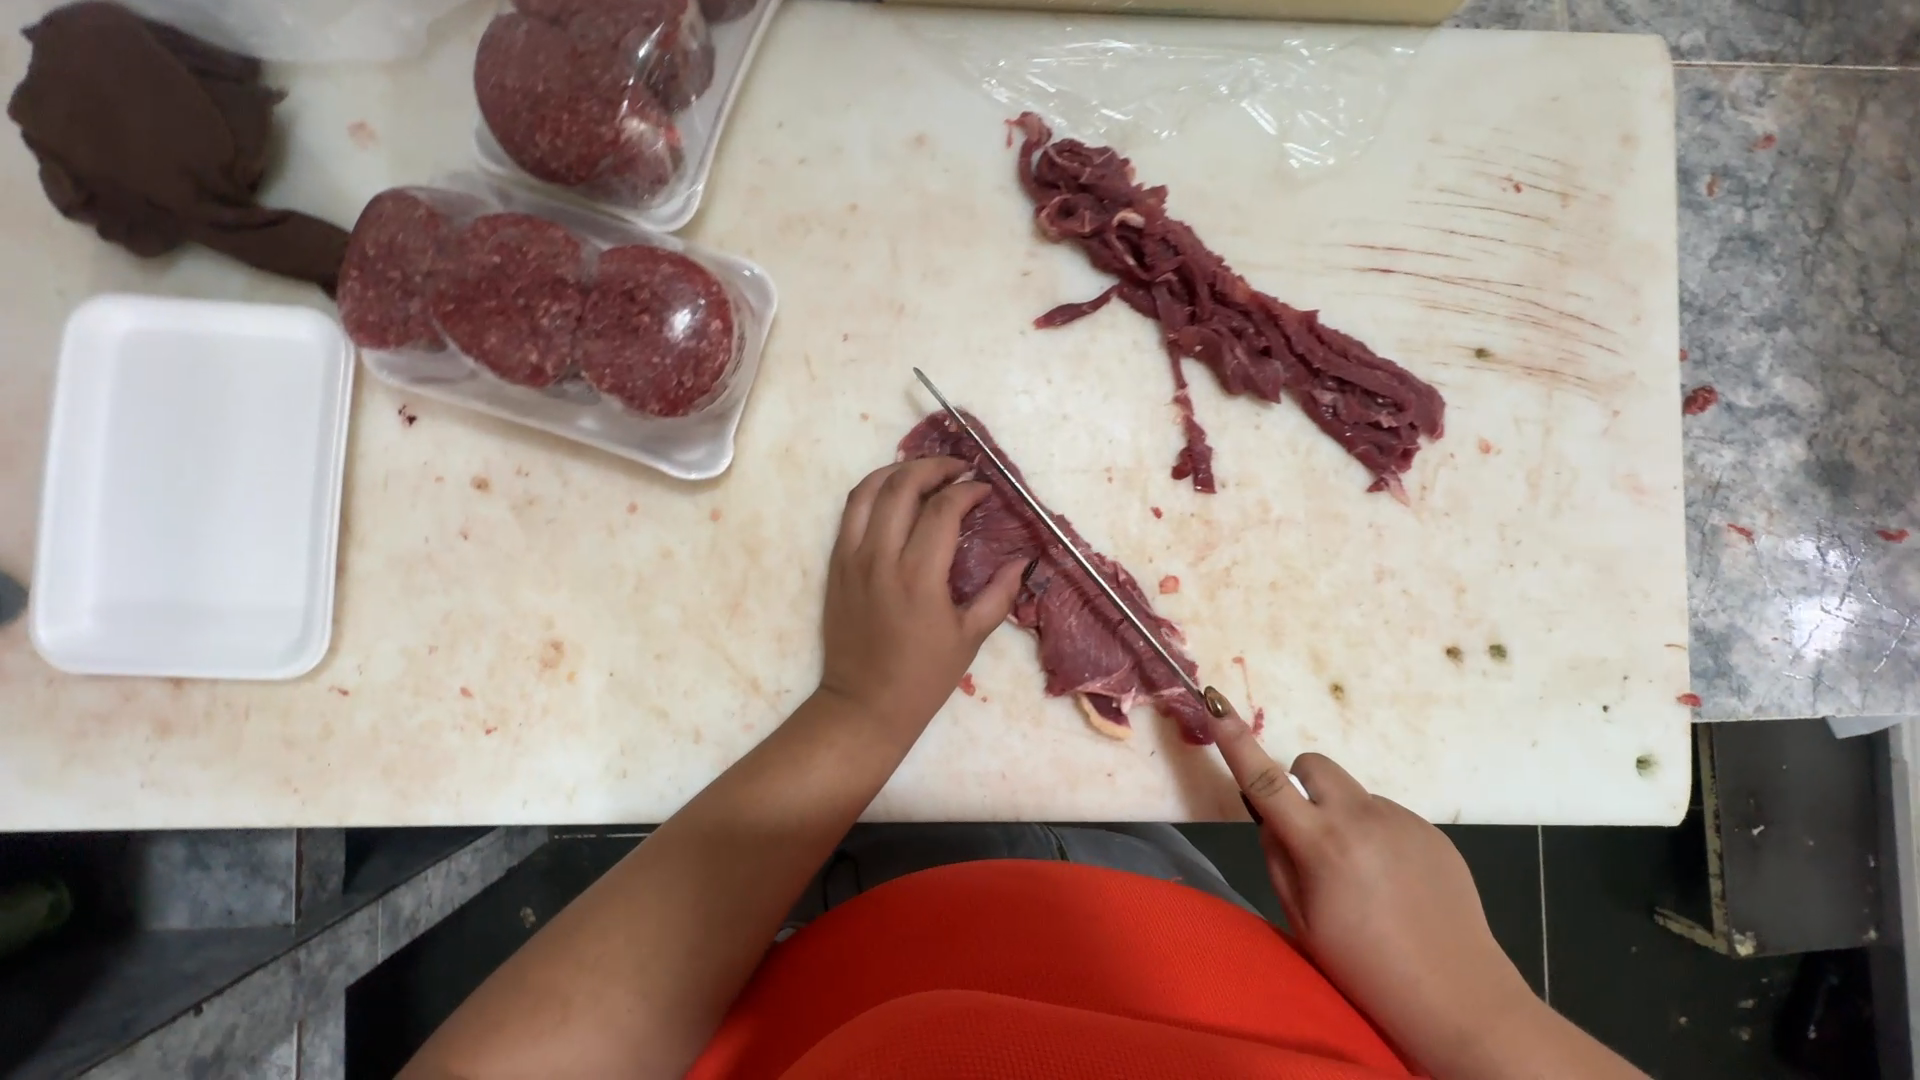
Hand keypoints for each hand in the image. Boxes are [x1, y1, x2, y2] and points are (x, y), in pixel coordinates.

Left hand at [816, 459, 1026, 733]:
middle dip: (934, 468)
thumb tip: (1023, 560)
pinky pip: (850, 512)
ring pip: (869, 490)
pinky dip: (873, 491)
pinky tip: (893, 494)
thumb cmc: (923, 676)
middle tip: (958, 471)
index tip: (984, 490)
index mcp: (918, 576)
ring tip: (924, 473)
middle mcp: (880, 558)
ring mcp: (851, 558)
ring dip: (898, 471)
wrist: (864, 704)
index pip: (942, 509)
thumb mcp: (971, 637)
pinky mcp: (835, 564)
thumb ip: (1000, 593)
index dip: (967, 491)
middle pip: (902, 486)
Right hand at [1204, 692, 1537, 1076]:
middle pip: (1314, 765)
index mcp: (1322, 845)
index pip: (1266, 781)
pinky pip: (1387, 817)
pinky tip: (1395, 883)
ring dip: (1343, 816)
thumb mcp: (1301, 919)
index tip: (1217, 706)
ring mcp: (1403, 822)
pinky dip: (1377, 836)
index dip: (1236, 741)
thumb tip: (1271, 816)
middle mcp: (1362, 819)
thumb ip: (1278, 857)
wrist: (1462, 1000)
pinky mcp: (1433, 832)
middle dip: (1300, 784)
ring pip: (1352, 795)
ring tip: (1364, 876)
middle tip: (1307, 830)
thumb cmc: (1364, 968)